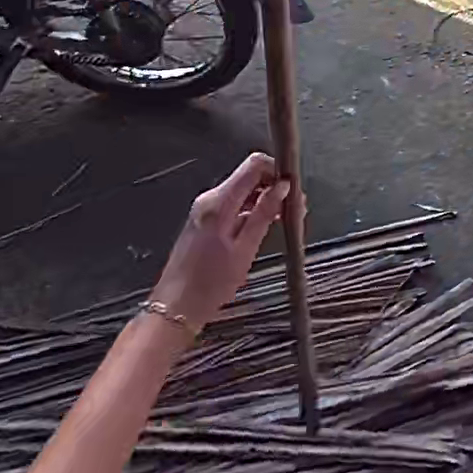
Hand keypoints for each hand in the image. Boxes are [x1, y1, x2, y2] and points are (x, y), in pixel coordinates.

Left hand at [149, 153, 291, 328]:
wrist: (177, 307)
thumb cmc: (208, 285)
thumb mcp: (245, 249)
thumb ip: (264, 214)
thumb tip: (282, 188)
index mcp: (219, 203)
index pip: (253, 165)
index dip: (277, 171)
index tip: (293, 187)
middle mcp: (210, 200)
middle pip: (250, 176)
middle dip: (275, 186)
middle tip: (295, 207)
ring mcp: (206, 209)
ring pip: (244, 190)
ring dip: (266, 199)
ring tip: (285, 218)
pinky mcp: (206, 220)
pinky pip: (235, 204)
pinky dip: (252, 210)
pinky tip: (265, 225)